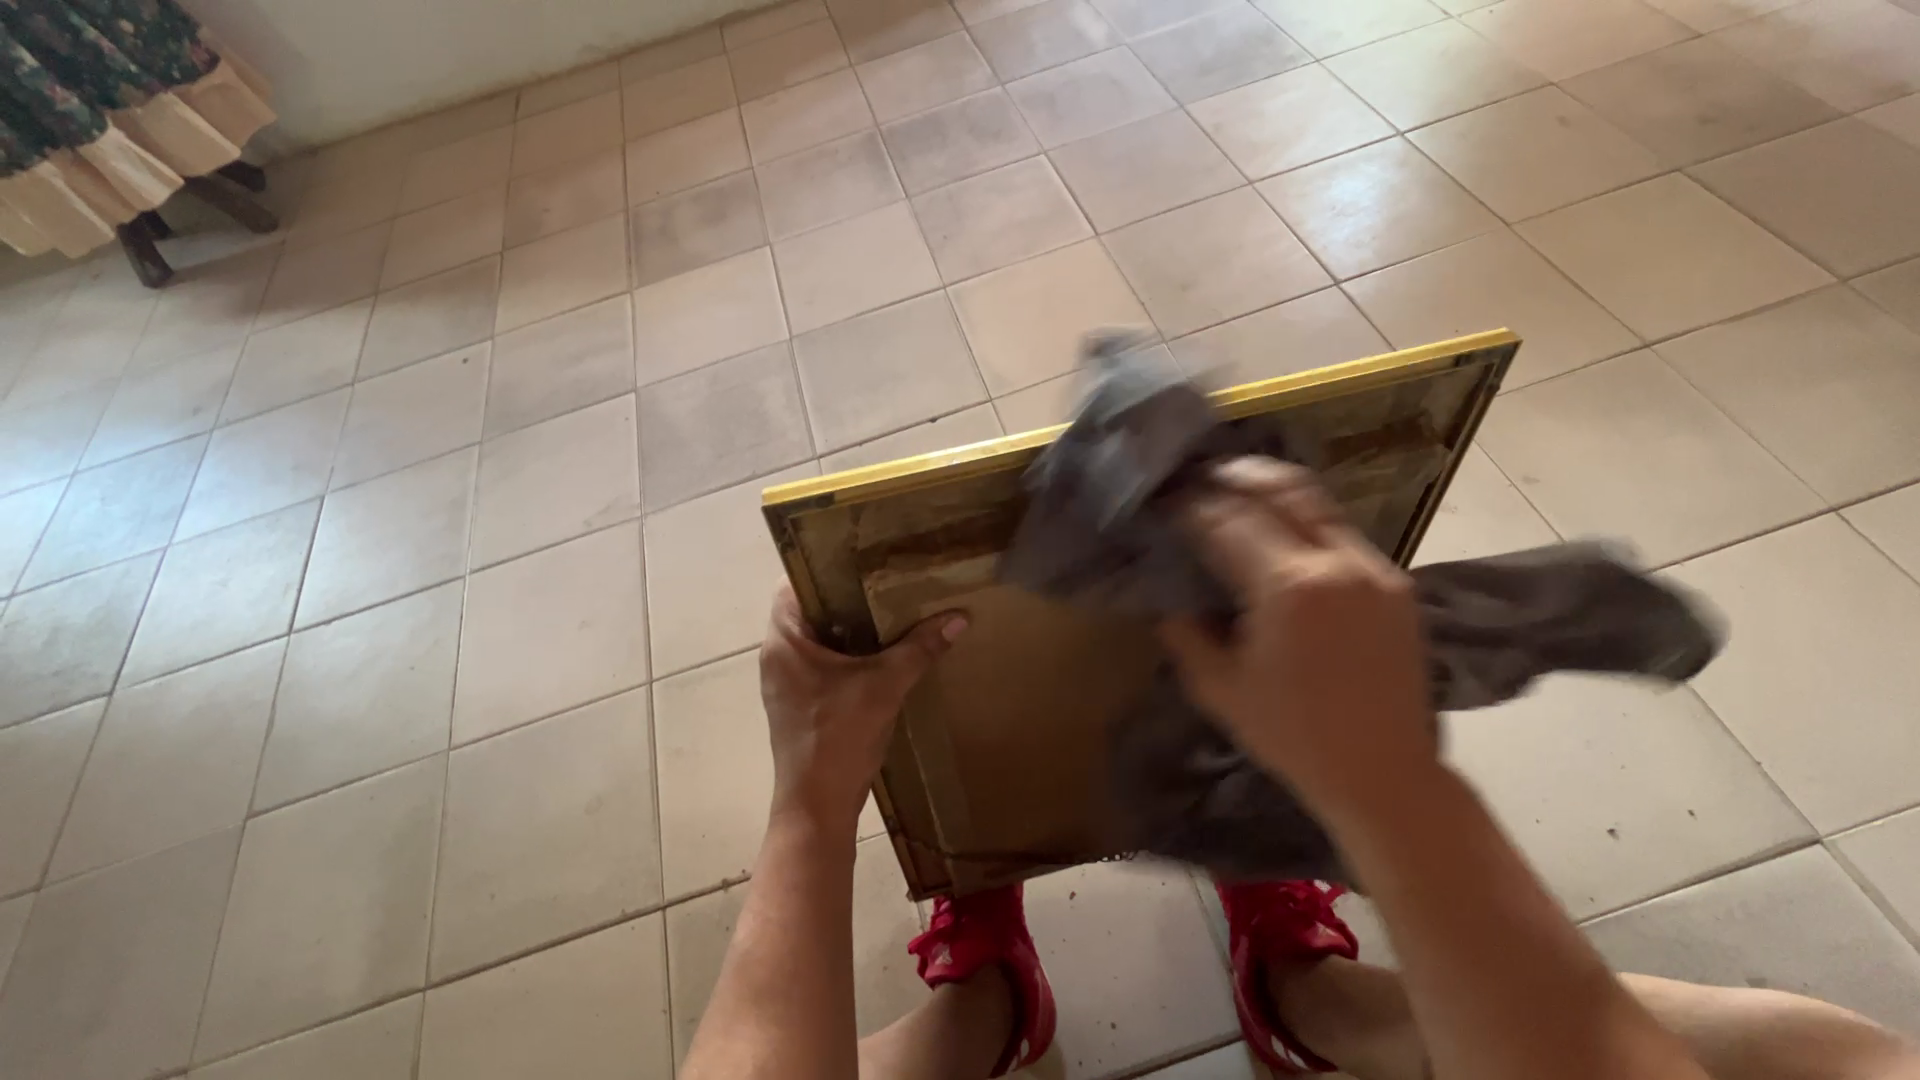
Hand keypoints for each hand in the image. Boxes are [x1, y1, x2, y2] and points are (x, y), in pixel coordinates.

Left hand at [760, 583, 967, 828]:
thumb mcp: (884, 686)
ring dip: (850, 627)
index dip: (825, 565)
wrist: (817, 805)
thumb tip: (959, 616)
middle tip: (886, 578)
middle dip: (847, 596)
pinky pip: (824, 663)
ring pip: (818, 639)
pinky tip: (883, 652)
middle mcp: (777, 656)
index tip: (862, 556)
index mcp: (783, 641)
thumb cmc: (838, 737)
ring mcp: (786, 682)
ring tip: (890, 609)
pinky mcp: (800, 704)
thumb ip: (919, 648)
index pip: (796, 584)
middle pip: (810, 610)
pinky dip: (849, 654)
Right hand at [1159, 457, 1437, 814]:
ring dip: (1271, 490)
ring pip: (1317, 502)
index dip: (1191, 506)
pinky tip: (1280, 534)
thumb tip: (1168, 595)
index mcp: (1288, 587)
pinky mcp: (1395, 581)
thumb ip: (1185, 632)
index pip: (1228, 522)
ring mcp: (1374, 567)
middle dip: (1233, 477)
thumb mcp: (1218, 687)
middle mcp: (1336, 562)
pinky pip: (1339, 532)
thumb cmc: (1292, 736)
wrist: (1384, 772)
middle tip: (1199, 476)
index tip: (1165, 501)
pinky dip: (1302, 520)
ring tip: (1236, 488)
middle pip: (1280, 490)